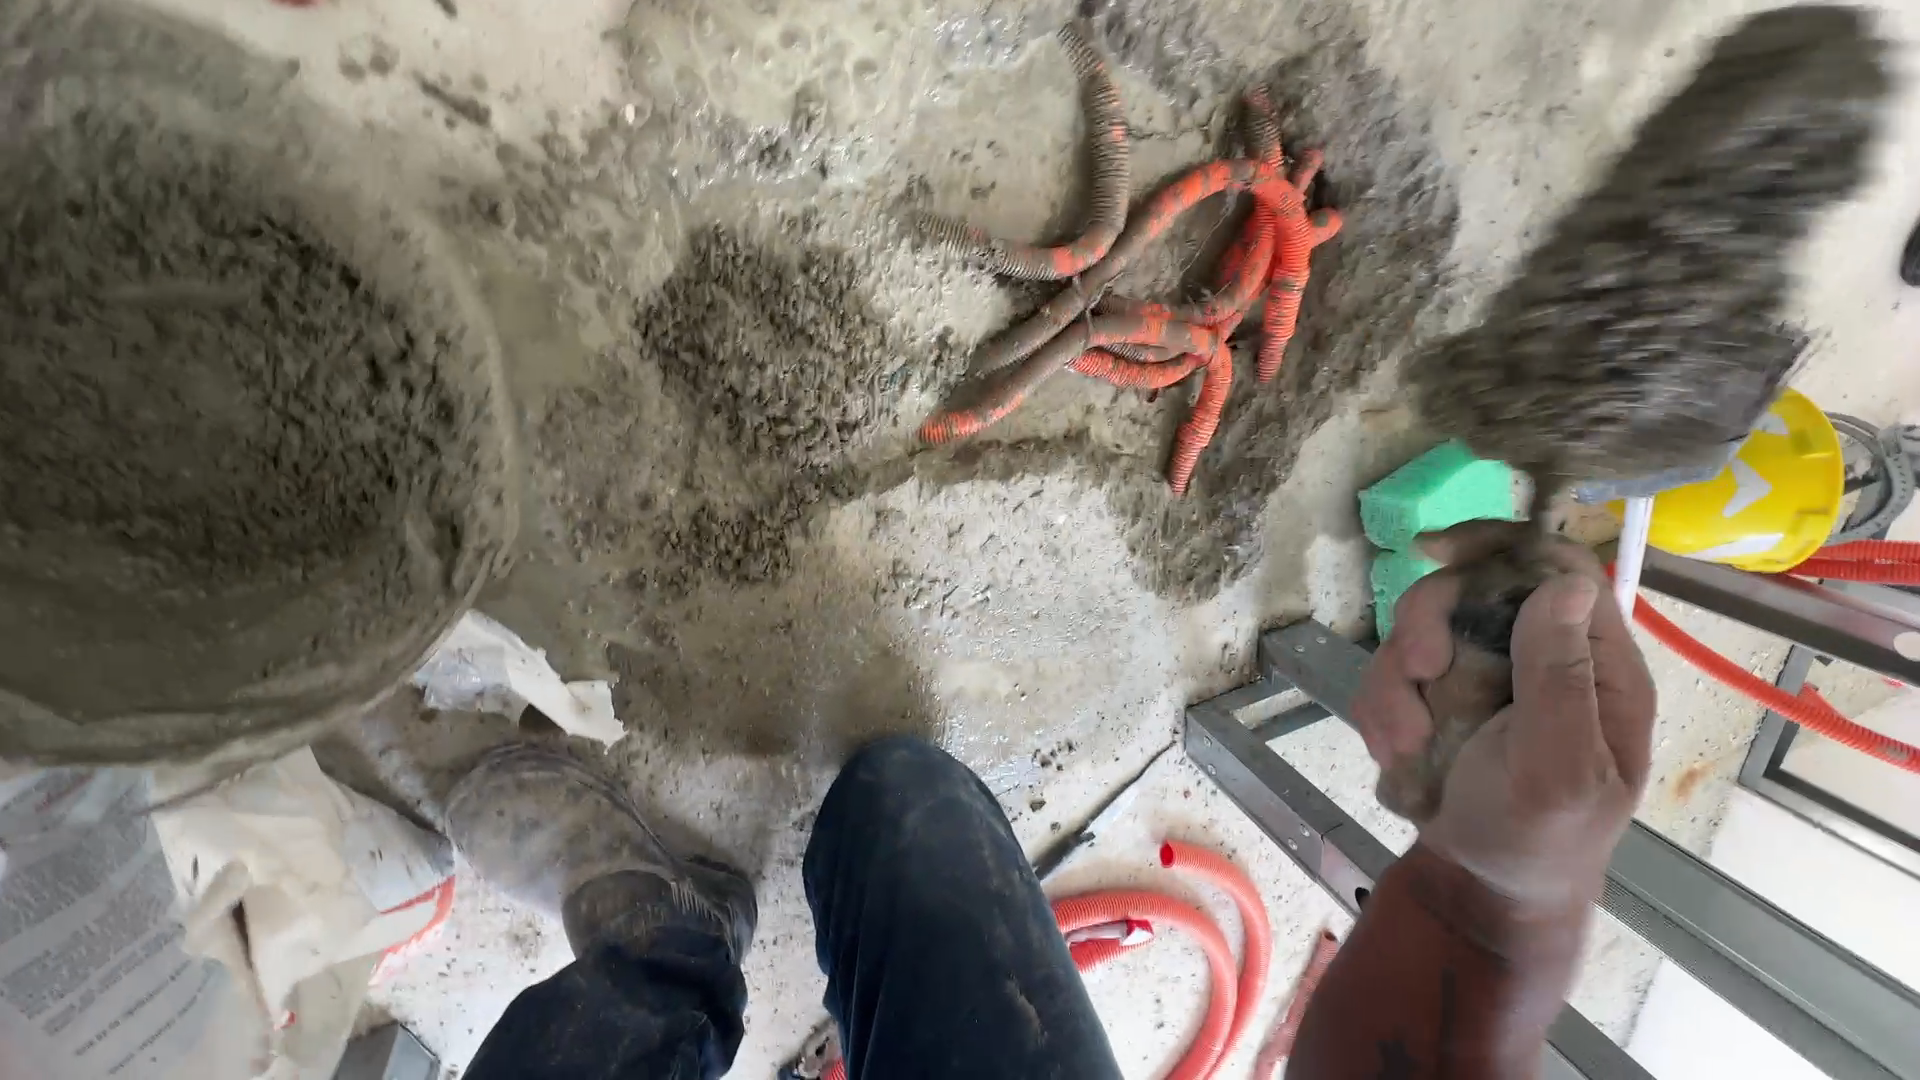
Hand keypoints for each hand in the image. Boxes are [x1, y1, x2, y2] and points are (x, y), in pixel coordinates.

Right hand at [1353, 522, 1656, 912]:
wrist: (1479, 880)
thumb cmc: (1537, 834)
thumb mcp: (1558, 765)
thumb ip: (1560, 679)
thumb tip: (1561, 584)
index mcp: (1592, 667)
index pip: (1555, 568)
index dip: (1495, 545)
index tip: (1431, 552)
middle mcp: (1533, 657)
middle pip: (1463, 592)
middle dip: (1425, 630)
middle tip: (1418, 675)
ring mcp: (1477, 674)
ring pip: (1413, 635)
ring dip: (1395, 688)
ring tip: (1406, 746)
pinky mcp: (1430, 695)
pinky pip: (1385, 675)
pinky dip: (1379, 711)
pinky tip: (1396, 754)